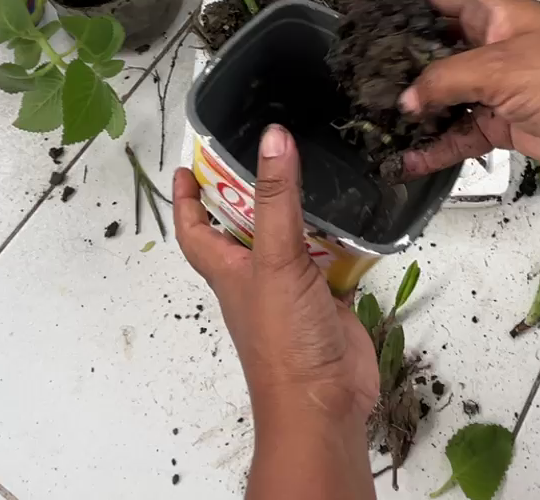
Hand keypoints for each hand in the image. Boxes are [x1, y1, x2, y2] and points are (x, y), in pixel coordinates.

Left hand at [173, 126, 378, 422]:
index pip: (195, 230)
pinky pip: (330, 256)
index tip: (186, 167)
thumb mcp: (274, 259)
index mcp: (229, 270)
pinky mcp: (328, 297)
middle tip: (262, 151)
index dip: (187, 199)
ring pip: (290, 239)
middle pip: (244, 229)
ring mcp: (293, 288)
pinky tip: (354, 212)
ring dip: (297, 209)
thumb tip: (273, 137)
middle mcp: (257, 276)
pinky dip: (339, 235)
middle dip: (247, 193)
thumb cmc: (283, 337)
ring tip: (311, 168)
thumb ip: (276, 198)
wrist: (324, 402)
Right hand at [379, 0, 539, 179]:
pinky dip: (437, 147)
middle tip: (357, 66)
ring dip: (414, 108)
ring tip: (373, 119)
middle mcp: (491, 45)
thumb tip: (406, 101)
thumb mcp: (504, 68)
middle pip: (434, 46)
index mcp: (494, 14)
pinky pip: (461, 133)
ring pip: (443, 94)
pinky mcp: (504, 123)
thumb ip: (448, 80)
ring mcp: (497, 86)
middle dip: (398, 55)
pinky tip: (408, 161)